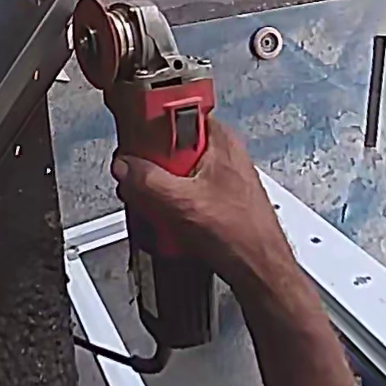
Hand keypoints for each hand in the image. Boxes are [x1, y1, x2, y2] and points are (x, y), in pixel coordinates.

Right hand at [110, 117, 296, 294]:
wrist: (260, 272)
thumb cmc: (242, 235)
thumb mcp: (182, 202)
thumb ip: (147, 180)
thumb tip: (125, 166)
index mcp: (218, 138)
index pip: (175, 112)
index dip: (150, 126)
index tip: (134, 139)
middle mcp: (220, 152)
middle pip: (169, 146)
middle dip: (150, 168)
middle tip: (143, 185)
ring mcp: (218, 175)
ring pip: (173, 171)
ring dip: (158, 190)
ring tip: (157, 209)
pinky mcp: (214, 197)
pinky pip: (181, 191)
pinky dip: (171, 205)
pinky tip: (170, 223)